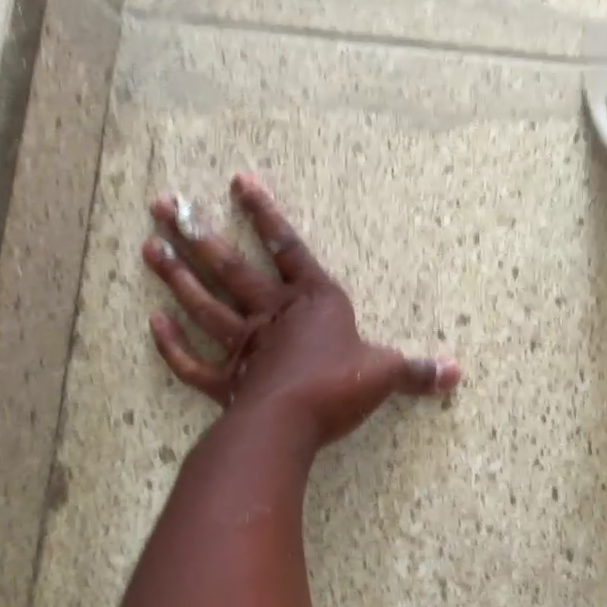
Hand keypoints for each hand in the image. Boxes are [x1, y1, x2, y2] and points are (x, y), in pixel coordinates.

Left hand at [141, 173, 460, 451]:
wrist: (286, 427)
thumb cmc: (336, 388)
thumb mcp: (386, 373)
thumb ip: (417, 370)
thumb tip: (457, 374)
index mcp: (313, 301)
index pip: (288, 246)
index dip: (264, 213)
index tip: (238, 180)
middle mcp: (272, 314)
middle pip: (230, 268)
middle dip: (197, 233)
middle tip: (163, 204)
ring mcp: (243, 346)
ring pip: (204, 304)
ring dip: (176, 277)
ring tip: (149, 246)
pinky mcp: (225, 381)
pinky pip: (192, 361)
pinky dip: (171, 343)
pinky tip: (151, 321)